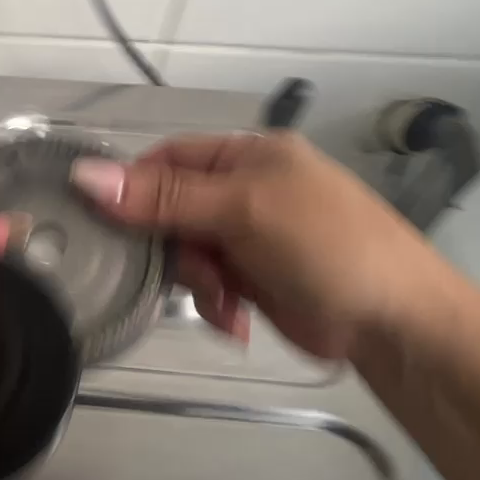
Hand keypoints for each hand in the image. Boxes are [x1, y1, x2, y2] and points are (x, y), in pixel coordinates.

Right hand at [70, 133, 457, 359]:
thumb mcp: (243, 211)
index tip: (105, 223)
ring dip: (196, 283)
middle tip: (191, 272)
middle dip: (173, 249)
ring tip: (224, 301)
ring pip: (182, 254)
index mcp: (245, 156)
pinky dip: (214, 305)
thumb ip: (163, 197)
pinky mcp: (249, 279)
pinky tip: (237, 322)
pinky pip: (205, 285)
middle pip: (167, 212)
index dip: (132, 189)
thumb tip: (83, 176)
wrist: (396, 323)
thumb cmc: (327, 248)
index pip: (165, 161)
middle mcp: (241, 191)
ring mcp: (246, 237)